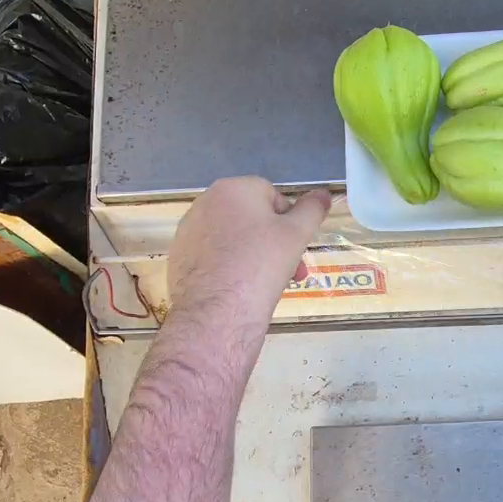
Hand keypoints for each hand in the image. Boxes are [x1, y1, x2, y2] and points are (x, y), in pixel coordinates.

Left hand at [166, 176, 330, 329]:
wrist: (216, 312)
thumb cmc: (261, 266)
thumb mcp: (296, 236)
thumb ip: (312, 210)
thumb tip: (324, 194)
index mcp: (233, 189)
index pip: (271, 195)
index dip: (288, 223)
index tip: (295, 249)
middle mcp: (205, 202)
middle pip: (250, 218)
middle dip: (272, 242)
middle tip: (287, 272)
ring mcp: (188, 231)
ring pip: (232, 238)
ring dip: (252, 255)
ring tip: (263, 284)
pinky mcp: (179, 258)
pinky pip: (213, 257)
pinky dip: (228, 268)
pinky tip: (238, 290)